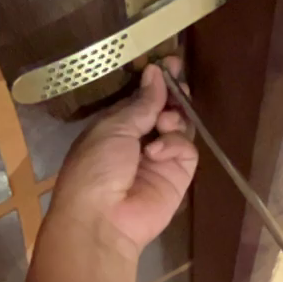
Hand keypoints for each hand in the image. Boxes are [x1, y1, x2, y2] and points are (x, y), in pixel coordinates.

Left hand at [51, 57, 197, 255]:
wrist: (102, 218)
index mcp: (115, 127)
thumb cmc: (95, 167)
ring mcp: (160, 160)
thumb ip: (140, 103)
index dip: (155, 82)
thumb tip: (155, 73)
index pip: (141, 99)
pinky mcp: (177, 177)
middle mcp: (139, 141)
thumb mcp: (113, 128)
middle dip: (172, 95)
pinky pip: (186, 150)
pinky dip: (175, 146)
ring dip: (173, 118)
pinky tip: (157, 153)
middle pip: (165, 110)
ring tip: (163, 123)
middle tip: (178, 81)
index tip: (169, 63)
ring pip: (180, 127)